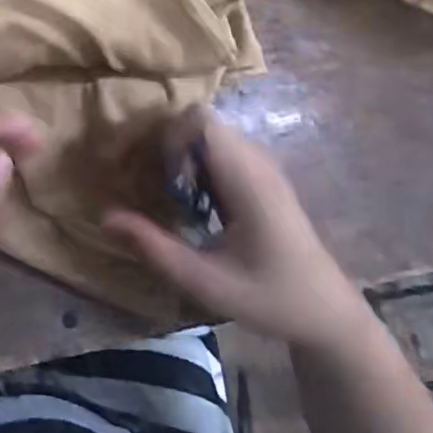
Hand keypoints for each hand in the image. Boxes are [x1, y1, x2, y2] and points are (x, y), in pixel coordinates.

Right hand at [103, 110, 373, 351]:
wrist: (328, 312)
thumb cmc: (270, 299)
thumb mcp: (206, 282)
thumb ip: (154, 247)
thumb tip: (104, 217)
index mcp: (248, 178)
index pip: (200, 120)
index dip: (165, 135)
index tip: (147, 171)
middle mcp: (254, 159)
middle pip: (195, 119)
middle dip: (158, 138)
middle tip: (132, 172)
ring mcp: (258, 163)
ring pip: (202, 129)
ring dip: (171, 148)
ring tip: (155, 185)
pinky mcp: (256, 172)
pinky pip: (214, 146)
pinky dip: (188, 159)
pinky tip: (182, 195)